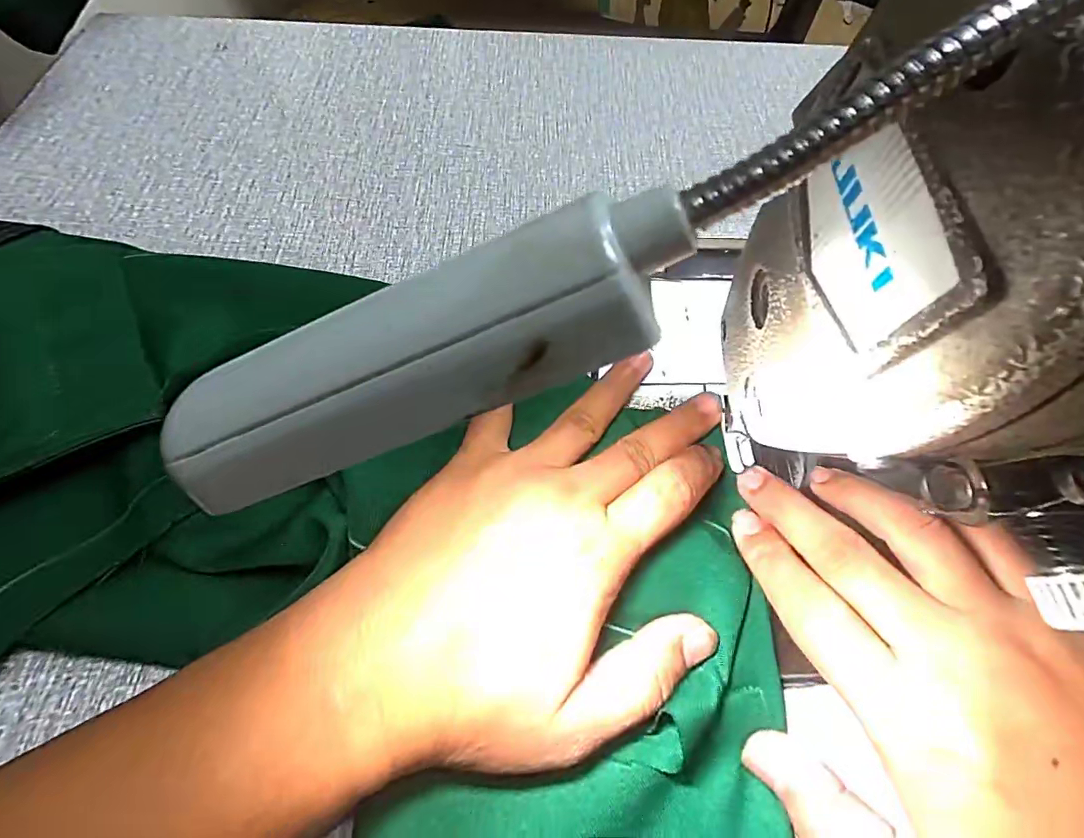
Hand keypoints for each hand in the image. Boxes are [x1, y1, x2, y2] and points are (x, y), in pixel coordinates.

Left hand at [303, 353, 725, 779]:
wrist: (368, 670)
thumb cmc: (469, 700)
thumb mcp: (572, 721)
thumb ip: (646, 676)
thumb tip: (701, 636)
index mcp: (596, 550)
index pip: (668, 493)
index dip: (699, 470)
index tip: (716, 457)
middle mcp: (562, 498)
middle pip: (637, 448)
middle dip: (678, 424)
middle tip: (704, 404)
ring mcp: (513, 475)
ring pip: (580, 419)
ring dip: (616, 389)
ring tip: (640, 363)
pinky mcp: (466, 469)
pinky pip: (497, 419)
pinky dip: (514, 394)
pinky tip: (524, 373)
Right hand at [731, 466, 1083, 837]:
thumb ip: (827, 808)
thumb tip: (763, 753)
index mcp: (909, 717)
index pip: (814, 611)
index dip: (771, 561)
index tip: (746, 529)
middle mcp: (952, 654)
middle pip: (849, 558)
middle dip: (793, 511)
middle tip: (761, 482)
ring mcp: (1007, 626)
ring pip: (915, 533)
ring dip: (862, 497)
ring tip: (827, 477)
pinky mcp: (1053, 618)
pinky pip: (992, 542)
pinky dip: (950, 514)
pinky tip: (927, 503)